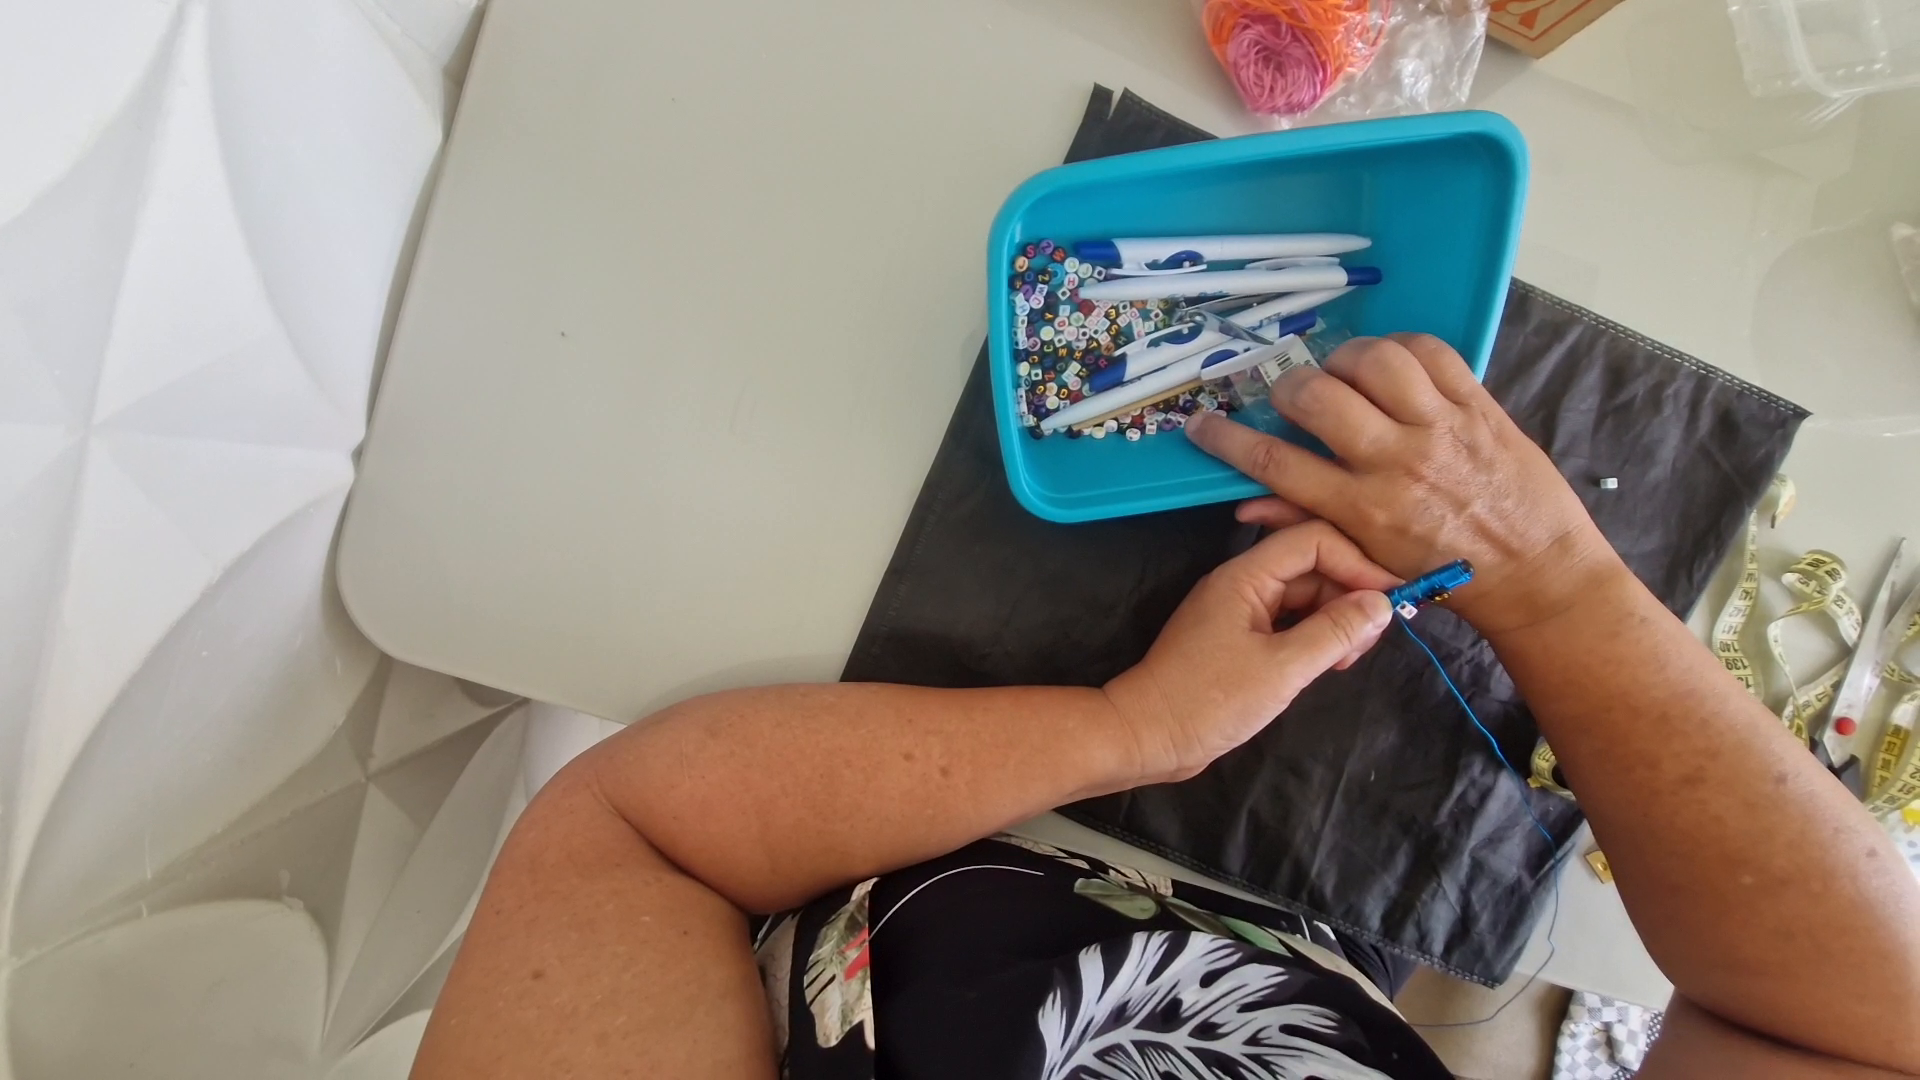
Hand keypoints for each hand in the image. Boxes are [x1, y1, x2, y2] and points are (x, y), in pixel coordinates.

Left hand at [1102, 521, 1395, 782]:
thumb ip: (1335, 631)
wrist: (1151, 733)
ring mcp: (1239, 612)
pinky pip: (1287, 623)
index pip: (1311, 540)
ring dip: (1333, 621)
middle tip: (1366, 644)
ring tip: (1346, 661)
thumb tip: (1381, 602)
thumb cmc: (1211, 699)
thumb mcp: (1283, 667)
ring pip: (1302, 598)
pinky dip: (1313, 638)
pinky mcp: (1239, 639)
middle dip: (1347, 597)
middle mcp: (1241, 585)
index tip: (1392, 601)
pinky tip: (1328, 665)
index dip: (1356, 563)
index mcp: (1244, 577)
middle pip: (1310, 568)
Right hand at [1181, 333, 1624, 633]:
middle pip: (1318, 398)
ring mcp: (1441, 427)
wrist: (1537, 572)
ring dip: (1342, 360)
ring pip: (1374, 361)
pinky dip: (1397, 346)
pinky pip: (1431, 350)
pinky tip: (1387, 364)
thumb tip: (1244, 503)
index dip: (1226, 438)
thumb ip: (1302, 522)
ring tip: (1340, 375)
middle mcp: (1396, 461)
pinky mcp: (1479, 405)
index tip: (1201, 423)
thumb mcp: (1364, 556)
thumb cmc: (1438, 570)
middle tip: (1291, 399)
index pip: (1274, 461)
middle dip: (1288, 390)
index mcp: (1360, 507)